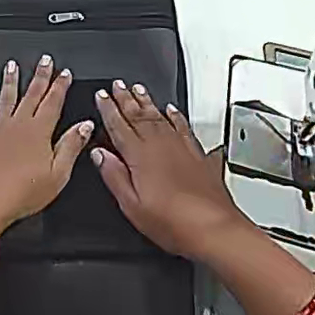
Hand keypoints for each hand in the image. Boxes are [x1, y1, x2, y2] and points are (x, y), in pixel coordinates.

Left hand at [0, 57, 94, 233]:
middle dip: (40, 76)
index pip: (53, 102)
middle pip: (31, 94)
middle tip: (45, 60)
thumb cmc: (21, 193)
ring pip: (5, 97)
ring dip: (10, 80)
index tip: (64, 73)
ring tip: (13, 65)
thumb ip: (71, 147)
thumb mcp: (58, 175)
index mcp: (39, 132)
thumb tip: (84, 127)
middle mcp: (17, 124)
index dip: (60, 86)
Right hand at [92, 80, 255, 262]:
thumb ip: (113, 175)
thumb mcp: (131, 205)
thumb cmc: (174, 222)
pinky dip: (175, 116)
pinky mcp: (198, 155)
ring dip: (147, 101)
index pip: (118, 125)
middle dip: (125, 98)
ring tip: (138, 89)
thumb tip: (99, 155)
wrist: (214, 229)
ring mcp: (181, 148)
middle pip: (138, 114)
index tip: (101, 96)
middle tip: (117, 84)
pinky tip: (172, 110)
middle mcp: (161, 145)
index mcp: (140, 155)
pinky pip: (182, 127)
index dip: (108, 108)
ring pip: (159, 116)